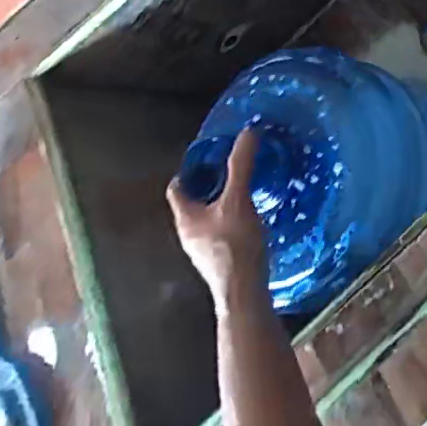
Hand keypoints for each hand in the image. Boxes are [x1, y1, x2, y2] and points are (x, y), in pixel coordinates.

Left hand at [167, 128, 268, 301]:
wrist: (244, 294)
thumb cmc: (234, 245)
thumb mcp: (238, 199)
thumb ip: (242, 165)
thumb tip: (248, 131)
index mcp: (185, 217)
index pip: (177, 187)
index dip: (189, 168)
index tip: (208, 154)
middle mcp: (189, 234)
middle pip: (192, 201)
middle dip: (209, 183)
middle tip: (229, 166)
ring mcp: (203, 249)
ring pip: (206, 217)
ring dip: (220, 201)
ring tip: (241, 187)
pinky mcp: (219, 260)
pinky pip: (219, 230)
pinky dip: (229, 217)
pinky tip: (249, 215)